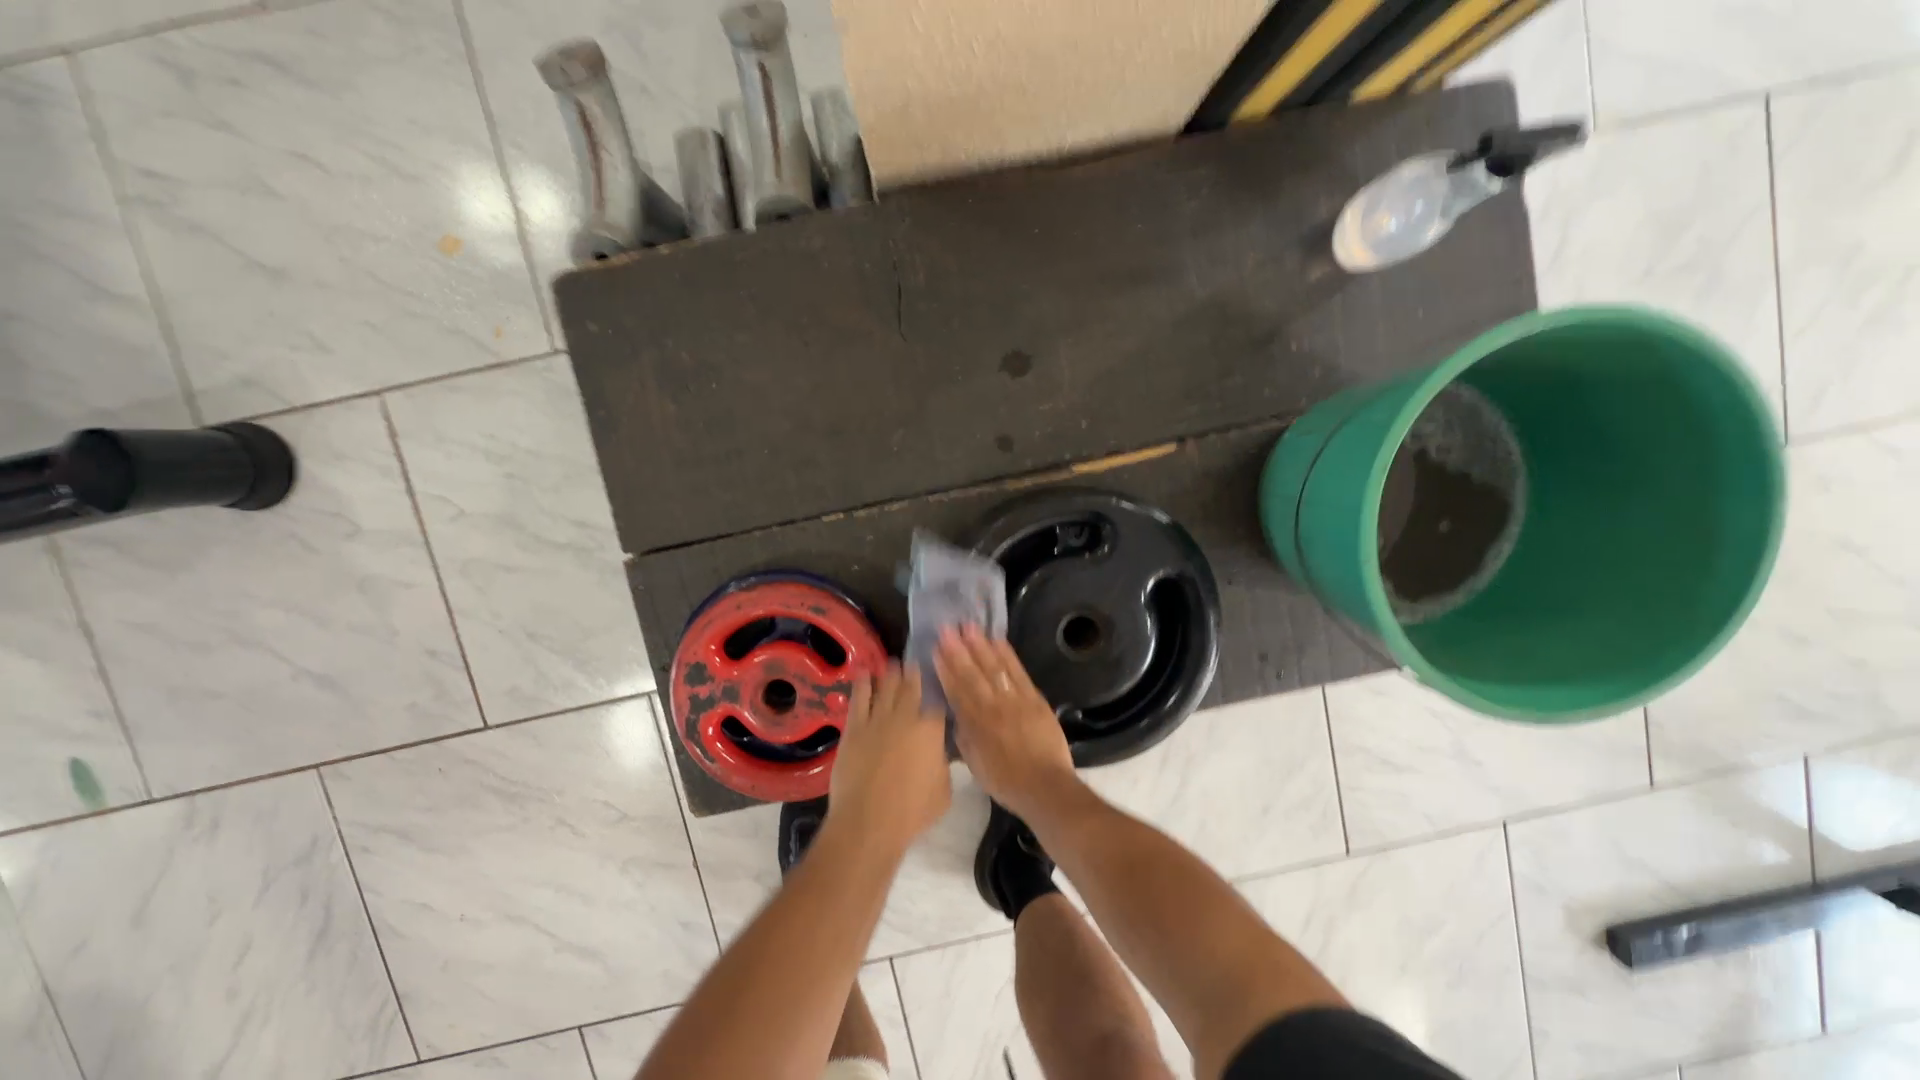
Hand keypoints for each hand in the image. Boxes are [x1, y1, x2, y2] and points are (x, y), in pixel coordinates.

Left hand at [828, 663, 951, 853]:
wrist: (869, 820)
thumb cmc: (912, 812)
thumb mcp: (943, 790)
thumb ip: (942, 766)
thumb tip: (938, 755)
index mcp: (931, 731)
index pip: (937, 703)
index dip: (937, 692)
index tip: (937, 685)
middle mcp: (906, 718)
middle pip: (911, 688)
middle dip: (913, 674)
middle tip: (913, 663)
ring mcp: (878, 720)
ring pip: (886, 688)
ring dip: (890, 674)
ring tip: (892, 663)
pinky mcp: (854, 728)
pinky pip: (859, 699)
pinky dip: (863, 684)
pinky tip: (864, 674)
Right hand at [933, 625, 1078, 820]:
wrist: (1044, 786)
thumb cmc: (1005, 781)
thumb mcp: (974, 762)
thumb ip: (964, 735)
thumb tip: (956, 715)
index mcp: (974, 723)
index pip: (956, 689)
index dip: (945, 667)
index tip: (936, 648)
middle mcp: (992, 706)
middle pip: (972, 673)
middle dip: (958, 649)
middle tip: (947, 628)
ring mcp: (1015, 700)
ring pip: (994, 667)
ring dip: (980, 646)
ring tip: (969, 627)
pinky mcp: (1035, 699)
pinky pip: (1018, 672)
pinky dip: (1007, 655)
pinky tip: (998, 641)